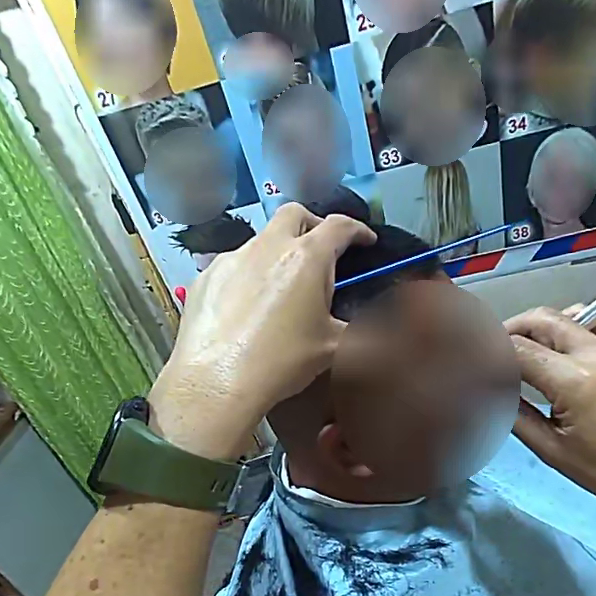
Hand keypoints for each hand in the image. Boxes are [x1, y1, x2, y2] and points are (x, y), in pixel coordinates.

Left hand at [150, 204, 374, 459]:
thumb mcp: (335, 347)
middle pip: (294, 214)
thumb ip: (365, 332)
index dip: (358, 230)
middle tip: (324, 251)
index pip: (339, 226)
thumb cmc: (284, 360)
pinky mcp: (205, 277)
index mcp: (307, 257)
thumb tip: (390, 333)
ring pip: (261, 239)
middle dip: (314, 224)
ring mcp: (232, 258)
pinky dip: (250, 273)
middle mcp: (269, 246)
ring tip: (285, 284)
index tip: (366, 241)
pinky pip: (234, 264)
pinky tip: (249, 304)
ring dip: (279, 251)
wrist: (218, 382)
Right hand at [506, 306, 595, 520]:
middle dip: (513, 329)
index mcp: (574, 380)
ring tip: (530, 350)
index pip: (518, 349)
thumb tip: (492, 392)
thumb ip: (516, 415)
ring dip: (546, 327)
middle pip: (543, 319)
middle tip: (495, 349)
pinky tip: (574, 347)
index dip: (491, 352)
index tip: (477, 360)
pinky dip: (583, 327)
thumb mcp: (553, 450)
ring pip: (573, 316)